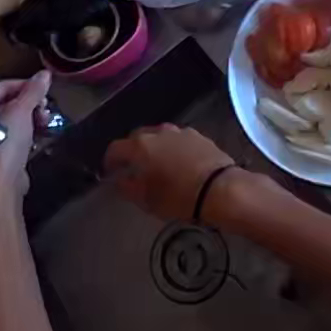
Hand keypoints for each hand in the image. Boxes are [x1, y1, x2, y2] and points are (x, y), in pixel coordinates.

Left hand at [0, 70, 52, 207]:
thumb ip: (33, 91)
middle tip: (45, 109)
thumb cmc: (5, 145)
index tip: (46, 90)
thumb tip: (45, 73)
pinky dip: (28, 131)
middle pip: (9, 101)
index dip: (26, 85)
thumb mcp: (21, 112)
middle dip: (31, 103)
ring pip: (14, 118)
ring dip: (33, 117)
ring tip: (45, 122)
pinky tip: (40, 134)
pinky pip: (15, 133)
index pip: (3, 85)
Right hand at [104, 126, 235, 222]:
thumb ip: (128, 186)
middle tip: (134, 168)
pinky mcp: (199, 135)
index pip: (116, 148)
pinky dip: (174, 148)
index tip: (110, 171)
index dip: (110, 160)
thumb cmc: (178, 196)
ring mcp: (181, 132)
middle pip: (138, 138)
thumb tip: (120, 179)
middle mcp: (159, 132)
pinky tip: (179, 162)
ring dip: (155, 148)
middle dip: (133, 151)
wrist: (220, 188)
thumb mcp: (147, 199)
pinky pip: (179, 140)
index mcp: (141, 146)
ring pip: (160, 136)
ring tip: (158, 164)